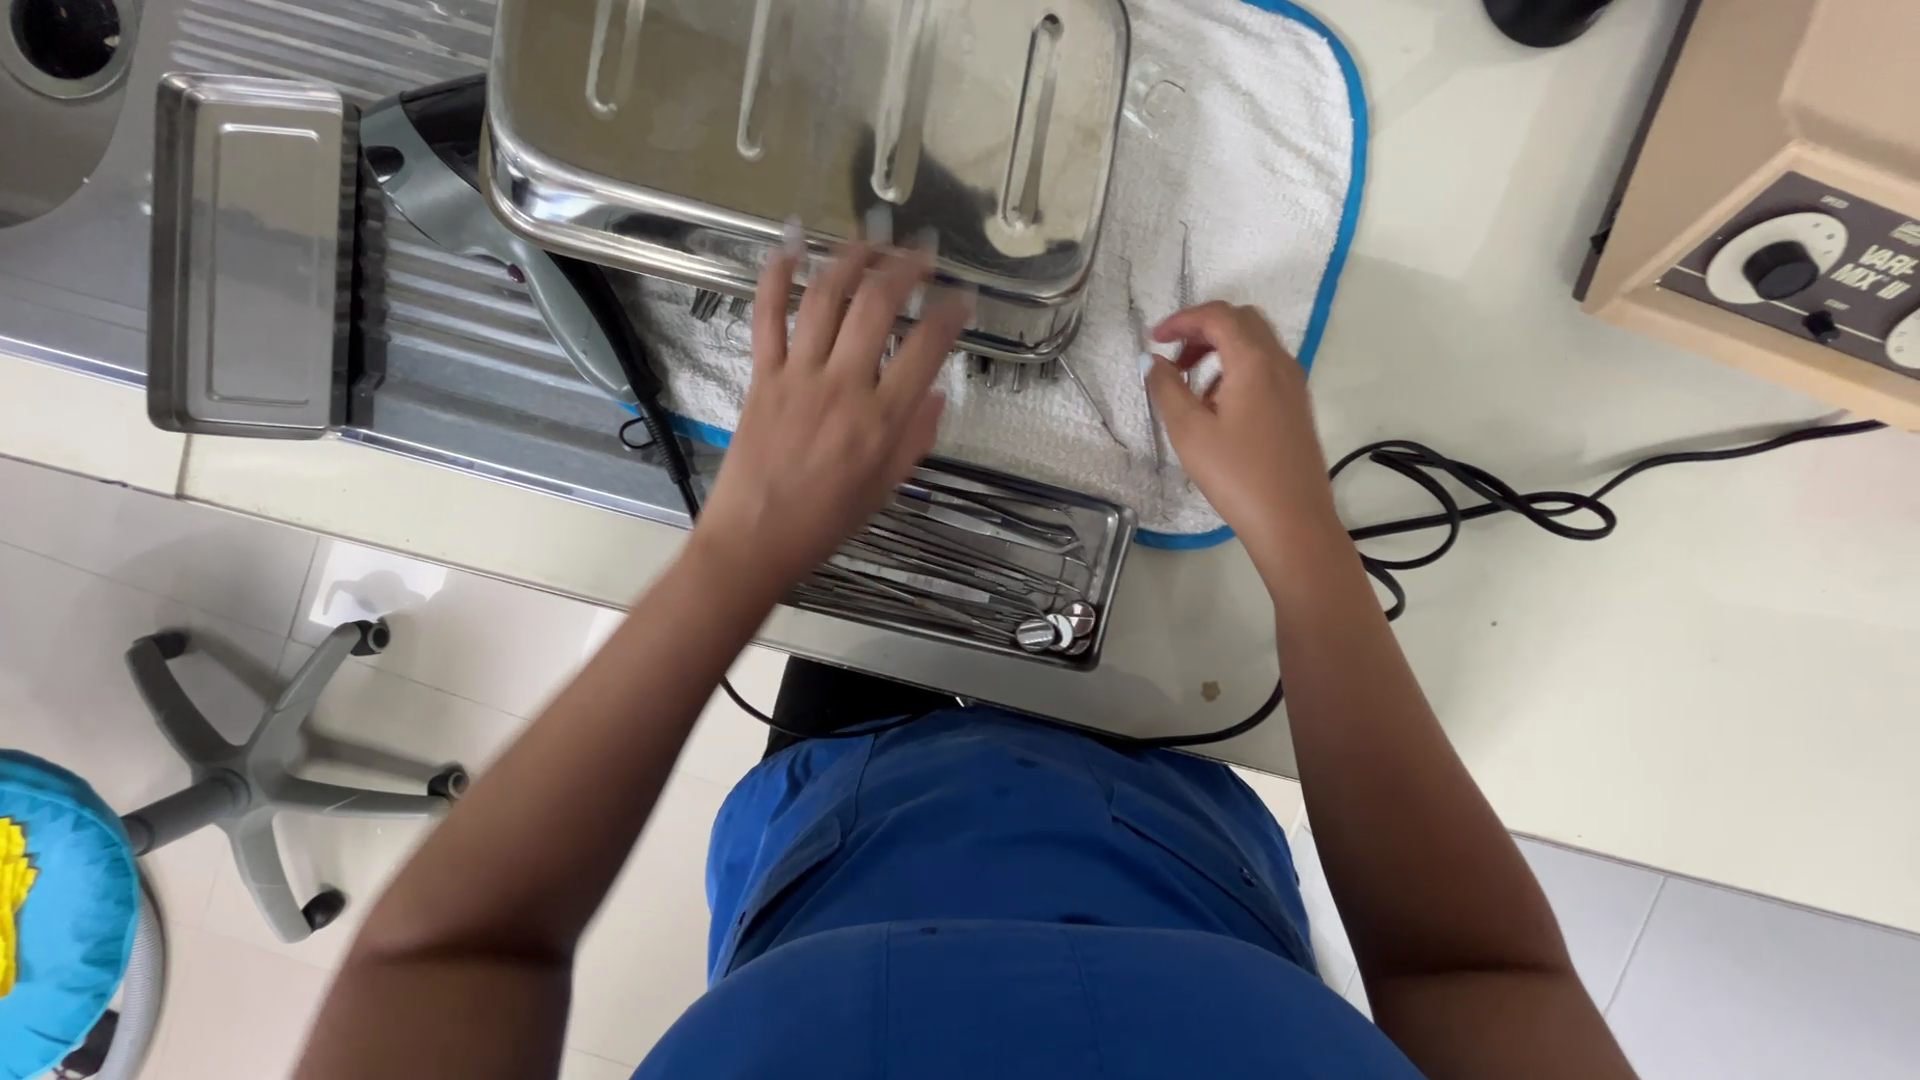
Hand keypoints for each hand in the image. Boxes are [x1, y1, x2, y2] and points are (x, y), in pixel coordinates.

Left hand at [688, 242, 969, 594]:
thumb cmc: (825, 522)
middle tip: (922, 254)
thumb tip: (934, 394)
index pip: (926, 348)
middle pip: (877, 305)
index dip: (951, 314)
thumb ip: (915, 438)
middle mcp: (842, 387)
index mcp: (881, 421)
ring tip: (871, 240)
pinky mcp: (762, 376)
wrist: (755, 540)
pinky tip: (791, 246)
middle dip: (905, 268)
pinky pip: (766, 317)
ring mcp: (797, 376)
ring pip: (825, 298)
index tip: (963, 299)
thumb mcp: (886, 488)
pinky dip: (777, 276)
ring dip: (850, 259)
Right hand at [1145, 302, 1342, 566]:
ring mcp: (1294, 385)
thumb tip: (1153, 362)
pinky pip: (1265, 369)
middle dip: (1202, 330)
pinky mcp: (1296, 407)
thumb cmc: (1237, 475)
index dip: (1181, 320)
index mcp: (1254, 361)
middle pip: (1241, 322)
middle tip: (1173, 358)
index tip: (1153, 339)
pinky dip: (1236, 370)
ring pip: (1256, 345)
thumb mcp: (1189, 431)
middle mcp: (1280, 363)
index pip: (1217, 316)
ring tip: (1191, 387)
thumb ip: (1166, 388)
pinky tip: (1217, 408)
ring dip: (1220, 350)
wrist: (1292, 520)